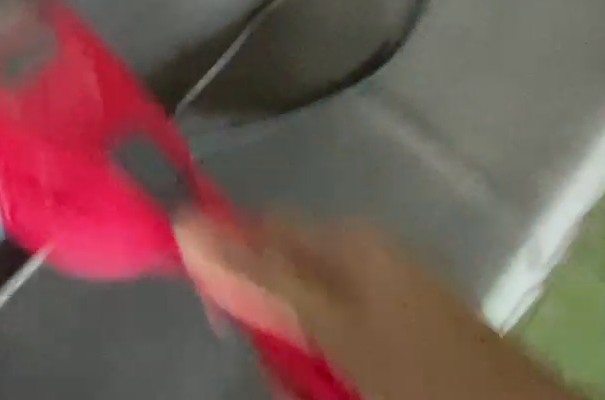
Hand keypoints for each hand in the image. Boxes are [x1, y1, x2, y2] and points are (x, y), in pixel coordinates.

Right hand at [175, 213, 581, 399]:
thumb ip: (256, 273)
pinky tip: (342, 392)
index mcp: (343, 239)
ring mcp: (384, 298)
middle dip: (272, 331)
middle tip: (288, 372)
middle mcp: (359, 258)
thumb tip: (180, 222)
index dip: (226, 266)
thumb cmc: (425, 371)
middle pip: (277, 282)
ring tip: (320, 390)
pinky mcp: (402, 337)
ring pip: (306, 324)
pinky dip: (332, 375)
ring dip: (301, 362)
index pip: (252, 230)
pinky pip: (340, 347)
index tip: (222, 314)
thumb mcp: (332, 324)